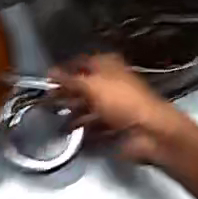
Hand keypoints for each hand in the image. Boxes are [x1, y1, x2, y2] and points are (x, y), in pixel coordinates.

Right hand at [50, 53, 196, 165]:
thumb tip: (50, 73)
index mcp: (108, 66)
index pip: (80, 63)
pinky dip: (82, 131)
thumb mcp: (92, 86)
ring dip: (72, 114)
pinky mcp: (115, 128)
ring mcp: (113, 107)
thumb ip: (69, 80)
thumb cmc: (124, 102)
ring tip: (52, 119)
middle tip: (45, 100)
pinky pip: (94, 128)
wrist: (152, 134)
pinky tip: (69, 135)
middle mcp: (110, 84)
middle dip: (65, 93)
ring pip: (87, 108)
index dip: (63, 70)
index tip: (46, 79)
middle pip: (83, 86)